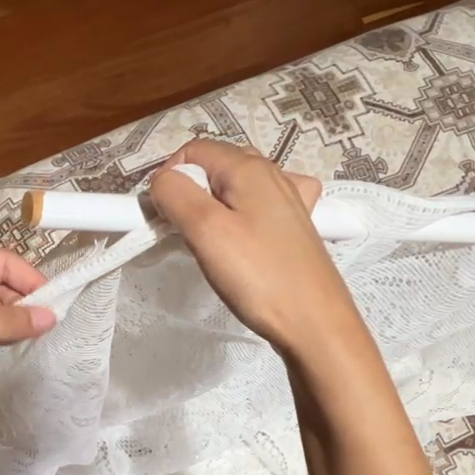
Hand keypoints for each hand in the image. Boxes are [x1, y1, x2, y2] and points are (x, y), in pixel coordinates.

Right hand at [148, 139, 355, 354]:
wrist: (314, 323)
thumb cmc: (259, 275)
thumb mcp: (206, 229)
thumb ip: (175, 194)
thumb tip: (163, 182)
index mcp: (249, 168)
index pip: (192, 151)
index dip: (168, 177)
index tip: (160, 216)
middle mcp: (273, 175)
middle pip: (214, 167)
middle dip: (187, 192)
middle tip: (179, 232)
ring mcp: (289, 200)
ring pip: (234, 189)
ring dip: (210, 208)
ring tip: (206, 244)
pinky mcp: (296, 227)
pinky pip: (257, 208)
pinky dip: (239, 217)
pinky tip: (241, 238)